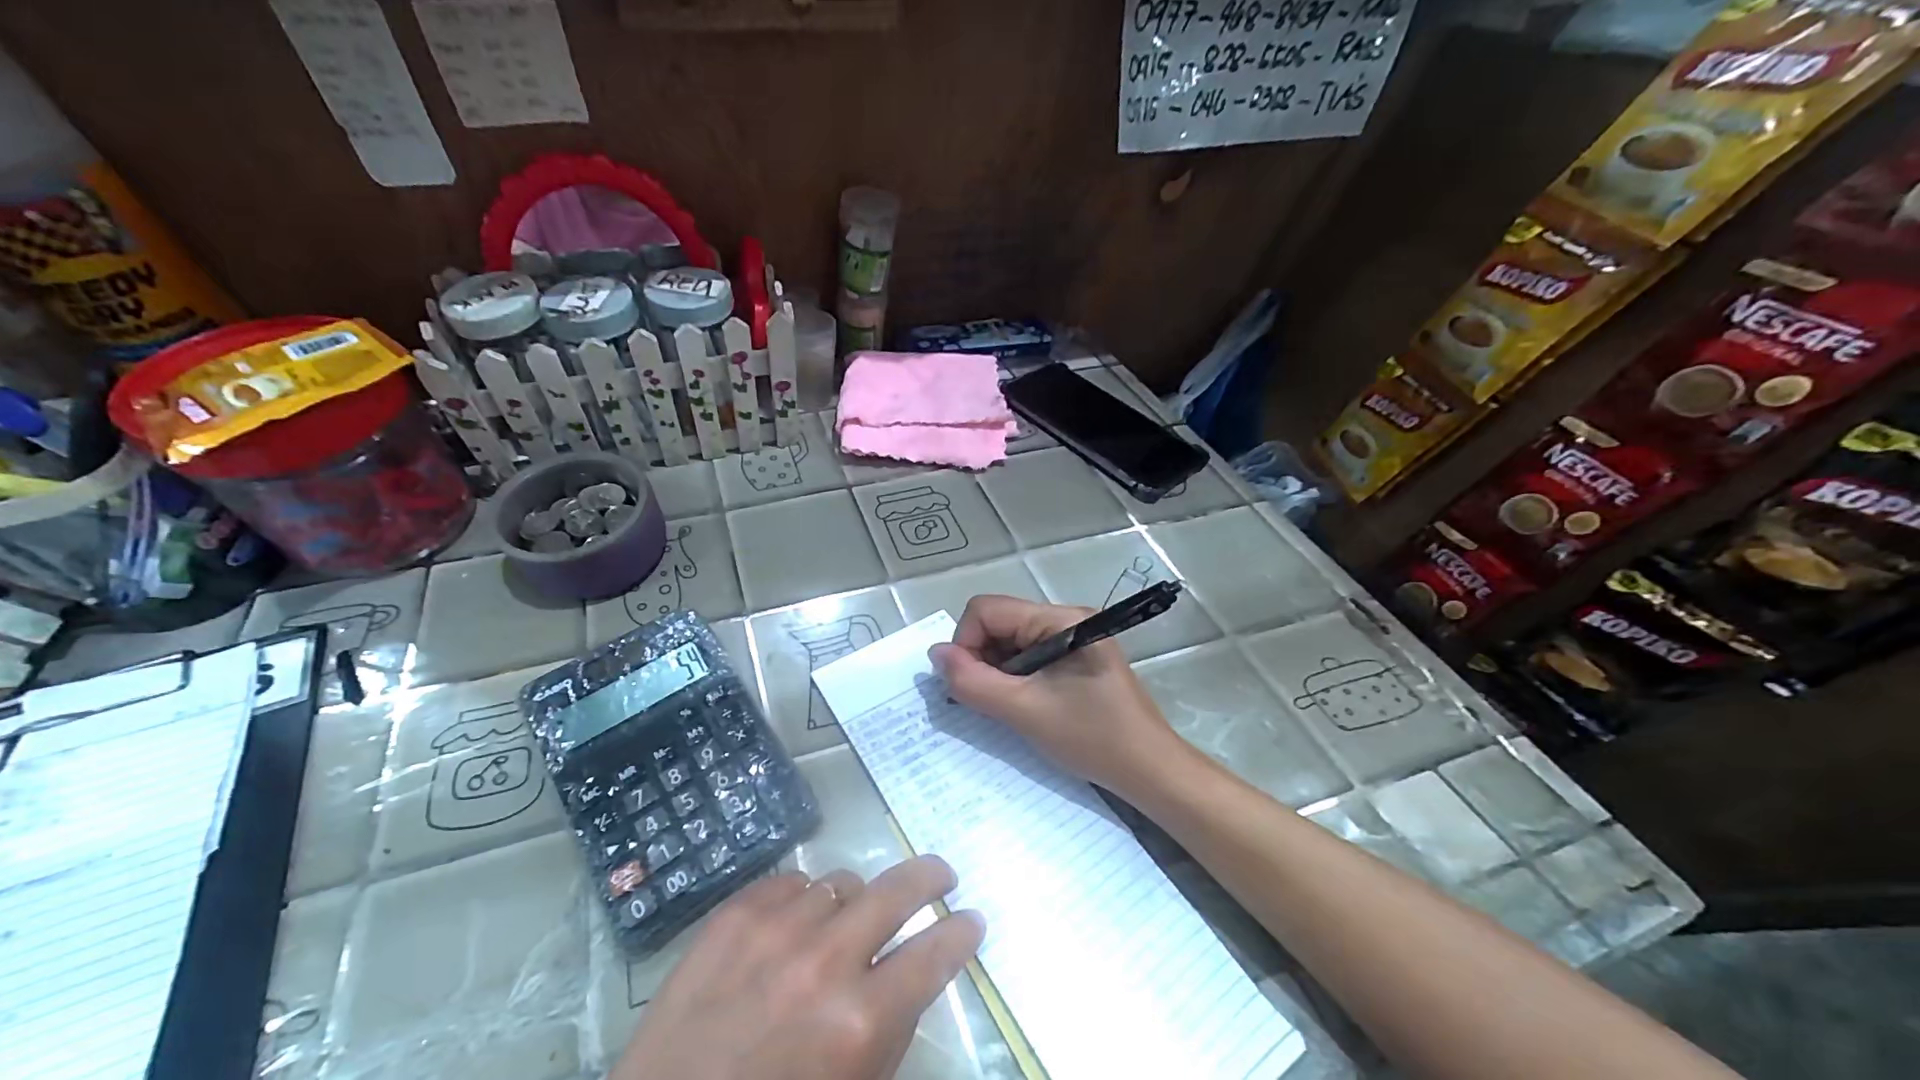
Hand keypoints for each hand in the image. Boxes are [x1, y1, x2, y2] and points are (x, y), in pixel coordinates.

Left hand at [613, 857, 984, 1079]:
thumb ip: (889, 1028)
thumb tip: (915, 971)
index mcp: (859, 1023)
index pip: (935, 955)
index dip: (961, 933)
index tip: (971, 919)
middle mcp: (824, 964)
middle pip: (898, 891)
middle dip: (931, 877)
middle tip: (942, 875)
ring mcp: (775, 930)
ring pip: (841, 882)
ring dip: (854, 900)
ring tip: (847, 918)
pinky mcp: (733, 914)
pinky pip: (792, 881)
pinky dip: (803, 898)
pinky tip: (796, 922)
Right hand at [930, 594, 1192, 801]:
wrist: (1149, 769)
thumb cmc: (1092, 737)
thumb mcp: (1024, 711)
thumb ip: (973, 682)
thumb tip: (935, 655)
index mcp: (1060, 619)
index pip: (987, 610)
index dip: (966, 644)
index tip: (969, 686)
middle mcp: (1066, 618)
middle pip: (997, 623)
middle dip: (980, 659)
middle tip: (987, 701)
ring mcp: (1071, 637)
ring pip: (1009, 641)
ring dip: (995, 671)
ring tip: (1006, 707)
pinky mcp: (1074, 658)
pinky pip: (1027, 656)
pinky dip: (1012, 678)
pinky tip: (1021, 705)